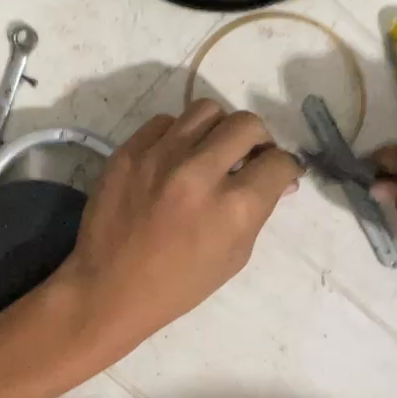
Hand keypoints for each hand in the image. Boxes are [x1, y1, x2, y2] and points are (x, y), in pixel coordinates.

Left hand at [56, 100, 302, 345]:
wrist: (110, 287)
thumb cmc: (180, 283)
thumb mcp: (235, 256)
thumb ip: (260, 210)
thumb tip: (281, 177)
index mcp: (233, 208)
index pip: (278, 162)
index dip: (286, 168)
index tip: (279, 172)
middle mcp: (200, 173)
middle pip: (247, 124)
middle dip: (259, 139)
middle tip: (250, 157)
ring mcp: (160, 157)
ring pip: (207, 110)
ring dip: (220, 129)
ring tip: (212, 151)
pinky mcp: (129, 151)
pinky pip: (166, 121)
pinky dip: (180, 135)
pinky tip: (176, 158)